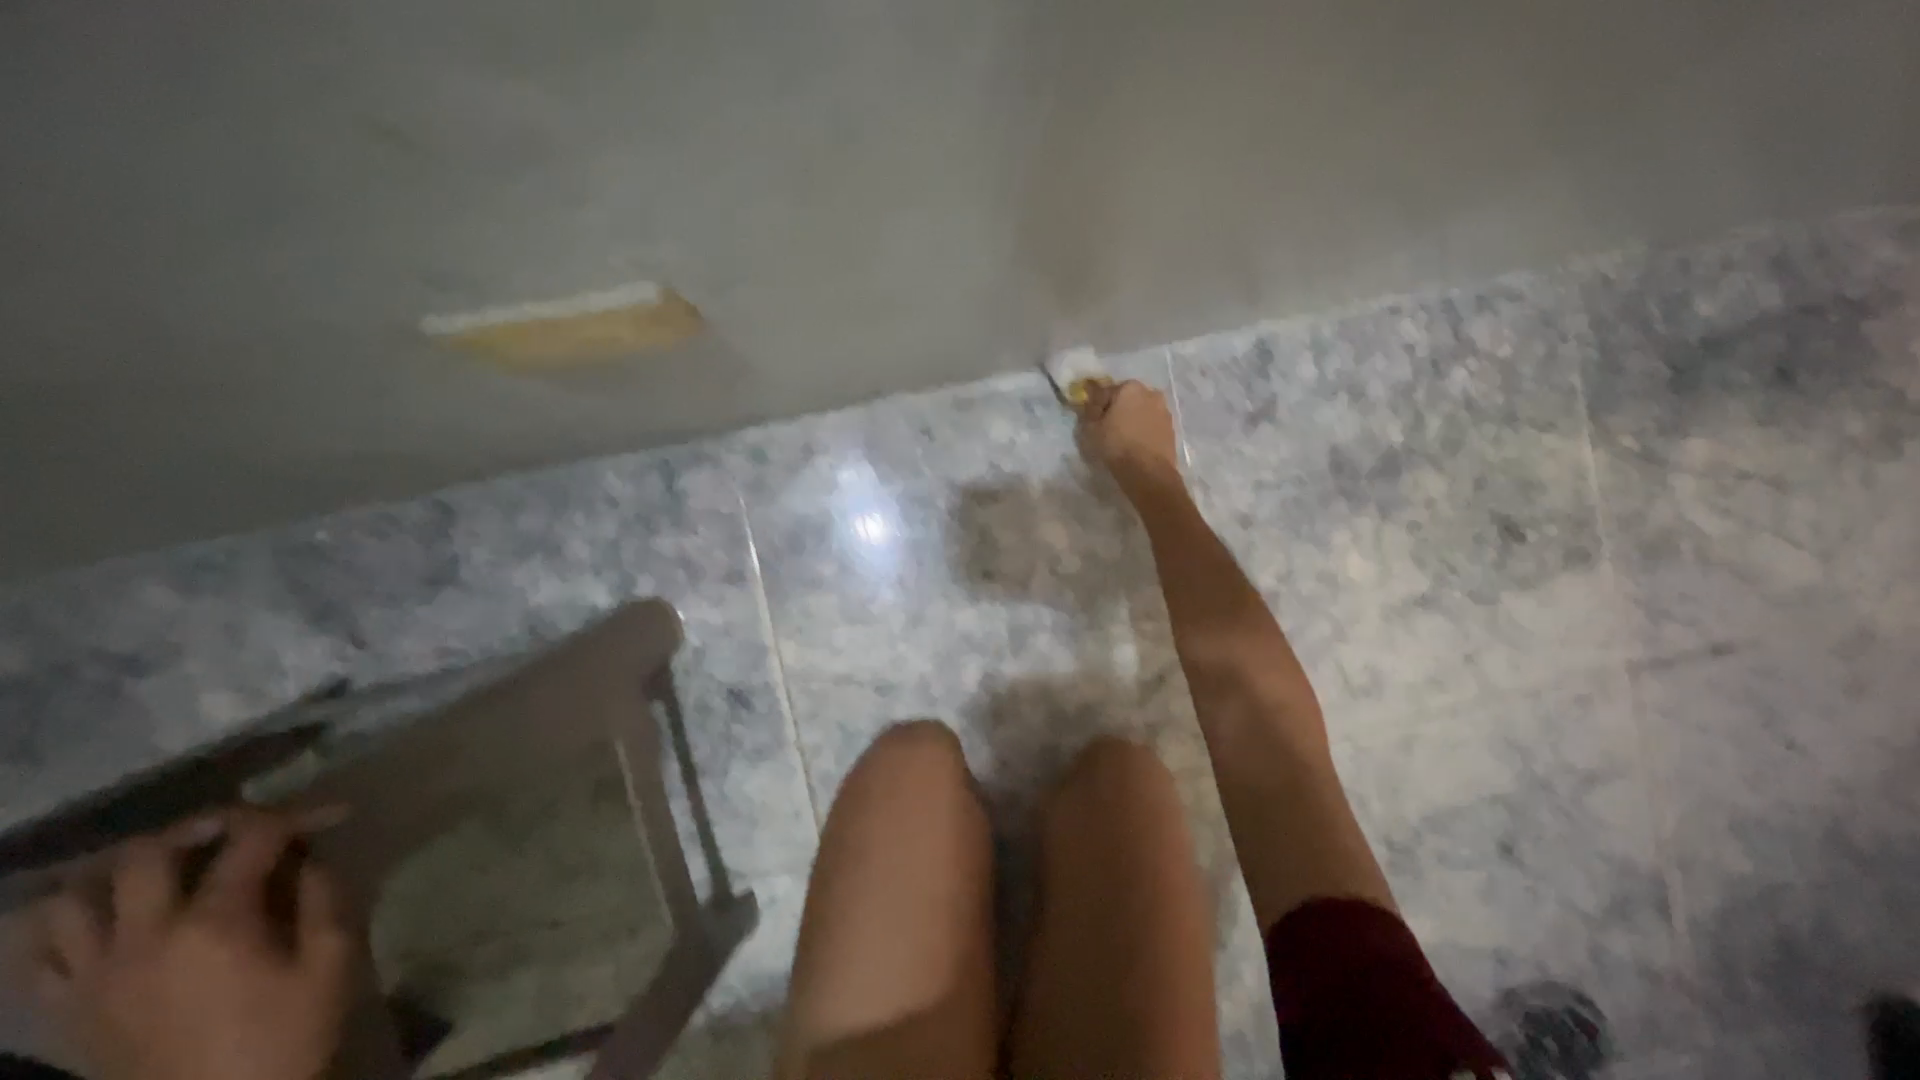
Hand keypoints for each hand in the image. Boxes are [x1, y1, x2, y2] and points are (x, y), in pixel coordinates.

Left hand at [34, 809, 353, 1079]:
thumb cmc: (288, 1038)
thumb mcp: (333, 964)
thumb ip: (325, 898)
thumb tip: (308, 858)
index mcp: (215, 924)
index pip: (250, 840)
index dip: (294, 817)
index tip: (326, 816)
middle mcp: (142, 938)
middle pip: (147, 852)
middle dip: (198, 827)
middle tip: (234, 833)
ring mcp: (93, 976)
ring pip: (71, 898)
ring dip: (116, 875)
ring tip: (158, 874)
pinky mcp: (68, 1011)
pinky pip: (33, 958)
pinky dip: (61, 928)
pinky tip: (101, 923)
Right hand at [1076, 380, 1182, 498]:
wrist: (1148, 471)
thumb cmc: (1116, 445)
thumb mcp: (1091, 428)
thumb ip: (1089, 411)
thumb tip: (1091, 405)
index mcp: (1130, 388)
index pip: (1105, 392)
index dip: (1096, 407)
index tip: (1091, 420)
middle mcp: (1150, 393)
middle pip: (1126, 399)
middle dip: (1117, 410)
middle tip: (1107, 428)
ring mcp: (1164, 410)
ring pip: (1141, 411)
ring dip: (1132, 420)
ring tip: (1123, 438)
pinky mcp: (1171, 428)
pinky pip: (1151, 425)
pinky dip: (1143, 430)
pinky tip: (1136, 445)